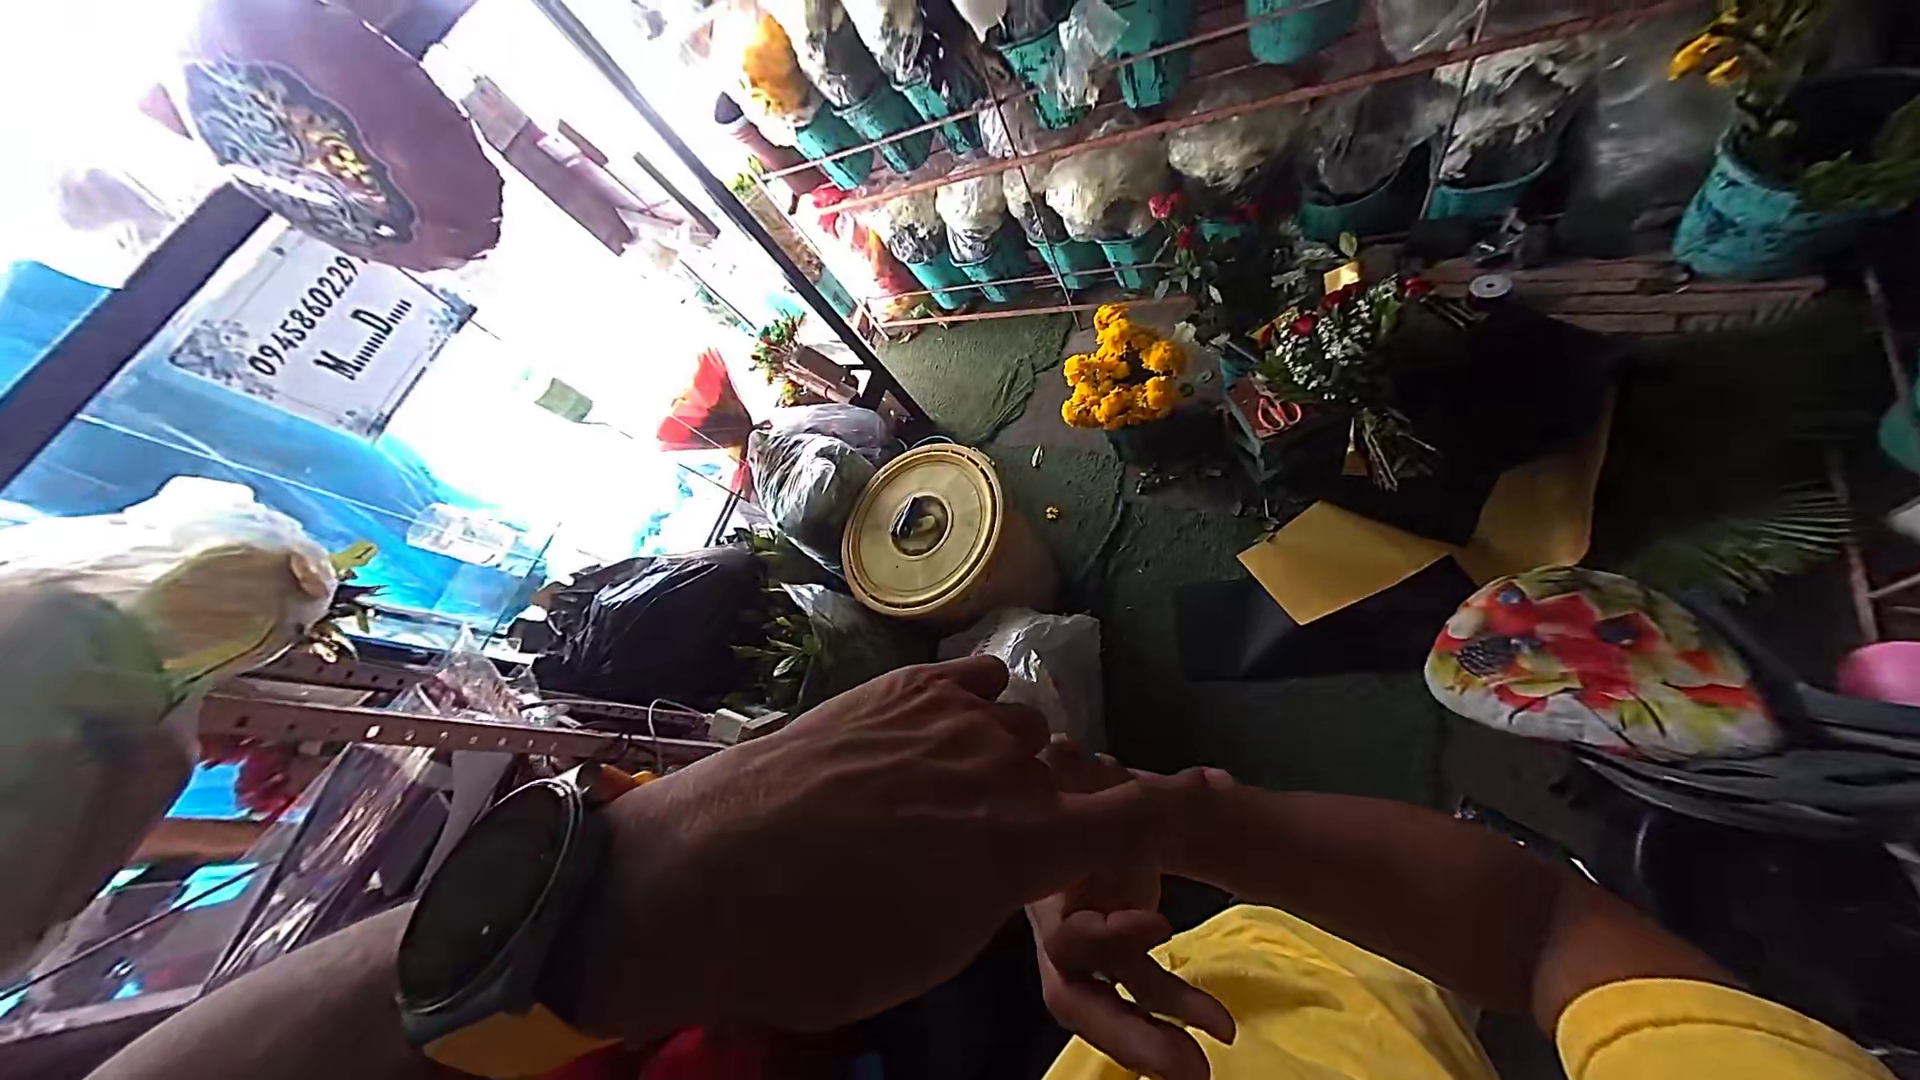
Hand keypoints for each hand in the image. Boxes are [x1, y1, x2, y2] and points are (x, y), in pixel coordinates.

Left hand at [559, 657, 1162, 1036]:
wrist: (708, 871)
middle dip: (1046, 799)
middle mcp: (998, 766)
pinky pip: (973, 679)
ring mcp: (950, 713)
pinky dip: (973, 703)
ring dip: (1002, 752)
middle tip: (995, 824)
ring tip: (952, 776)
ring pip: (1016, 723)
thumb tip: (1008, 854)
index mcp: (1016, 845)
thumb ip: (992, 888)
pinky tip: (943, 723)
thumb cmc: (815, 945)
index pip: (1126, 819)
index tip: (1207, 791)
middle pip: (1061, 769)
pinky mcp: (904, 685)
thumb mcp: (929, 950)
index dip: (1170, 807)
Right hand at [1028, 742, 1235, 1079]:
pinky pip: (1137, 989)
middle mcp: (1059, 925)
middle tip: (1192, 1067)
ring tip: (1207, 1060)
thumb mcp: (1097, 781)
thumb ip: (1102, 776)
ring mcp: (1086, 947)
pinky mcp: (1113, 956)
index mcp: (1046, 885)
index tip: (1160, 920)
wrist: (1096, 799)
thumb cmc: (1084, 789)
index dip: (1107, 938)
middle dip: (1129, 1033)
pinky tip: (1213, 1021)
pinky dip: (1172, 1006)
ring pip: (1106, 1005)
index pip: (1065, 934)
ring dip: (1154, 1038)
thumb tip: (1101, 753)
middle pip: (1076, 996)